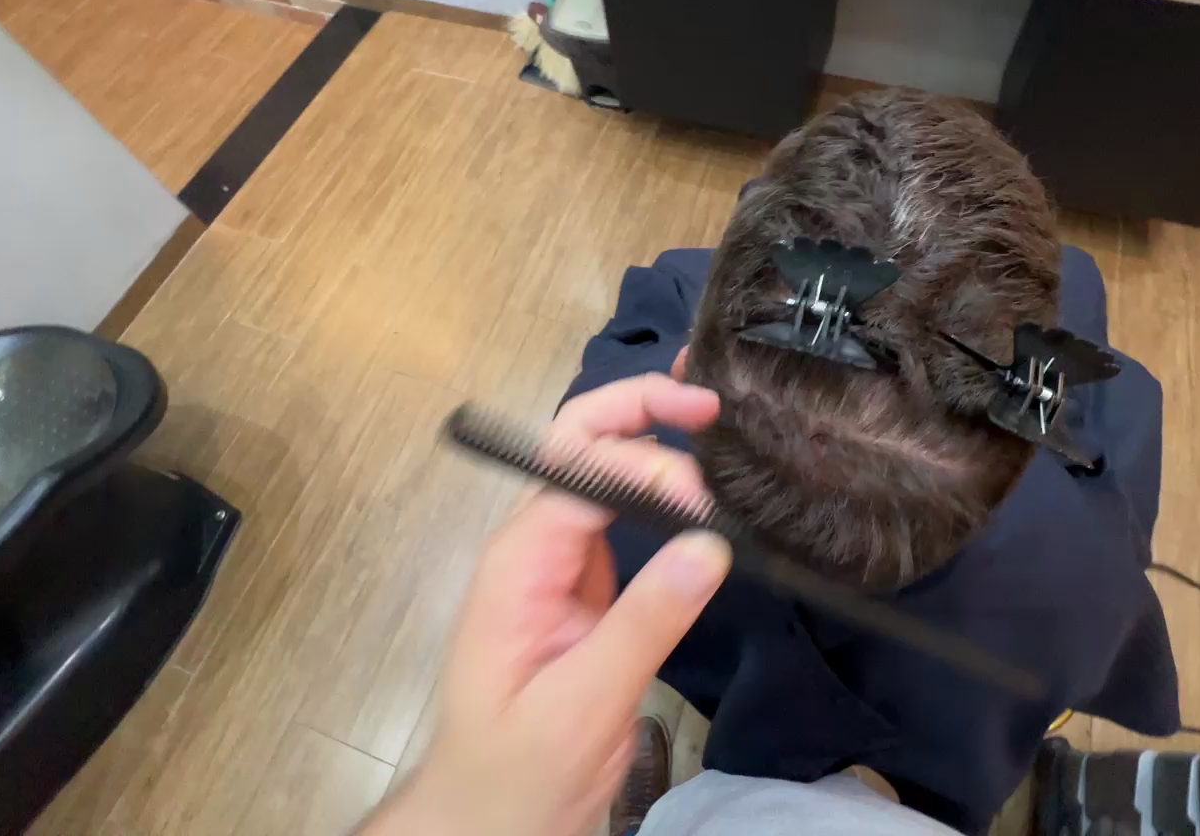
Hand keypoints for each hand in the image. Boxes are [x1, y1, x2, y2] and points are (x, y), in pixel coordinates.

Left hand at [361, 375, 731, 835]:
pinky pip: (616, 502)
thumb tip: (710, 542)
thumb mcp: (585, 704)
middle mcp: (534, 537)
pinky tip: (694, 477)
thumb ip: (646, 620)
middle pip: (576, 437)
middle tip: (706, 405)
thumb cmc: (520, 769)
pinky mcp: (582, 570)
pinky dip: (656, 476)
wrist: (489, 815)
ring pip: (597, 459)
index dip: (645, 466)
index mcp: (519, 556)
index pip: (580, 471)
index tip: (706, 500)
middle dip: (637, 406)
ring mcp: (556, 550)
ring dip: (648, 429)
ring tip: (707, 419)